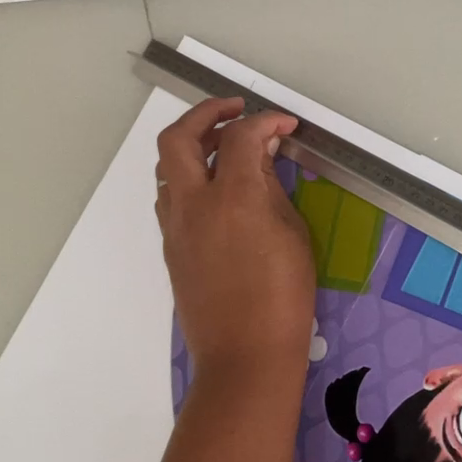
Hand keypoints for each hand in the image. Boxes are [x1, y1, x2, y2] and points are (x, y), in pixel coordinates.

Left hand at [154, 98, 316, 385]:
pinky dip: (190, 175)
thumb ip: (272, 189)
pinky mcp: (170, 244)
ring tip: (227, 146)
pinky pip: (171, 194)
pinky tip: (219, 187)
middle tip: (237, 110)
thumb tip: (262, 159)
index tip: (287, 125)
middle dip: (207, 113)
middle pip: (180, 137)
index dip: (266, 122)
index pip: (242, 137)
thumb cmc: (284, 294)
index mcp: (235, 197)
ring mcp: (175, 224)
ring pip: (168, 165)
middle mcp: (195, 202)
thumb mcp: (293, 233)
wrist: (245, 351)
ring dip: (194, 144)